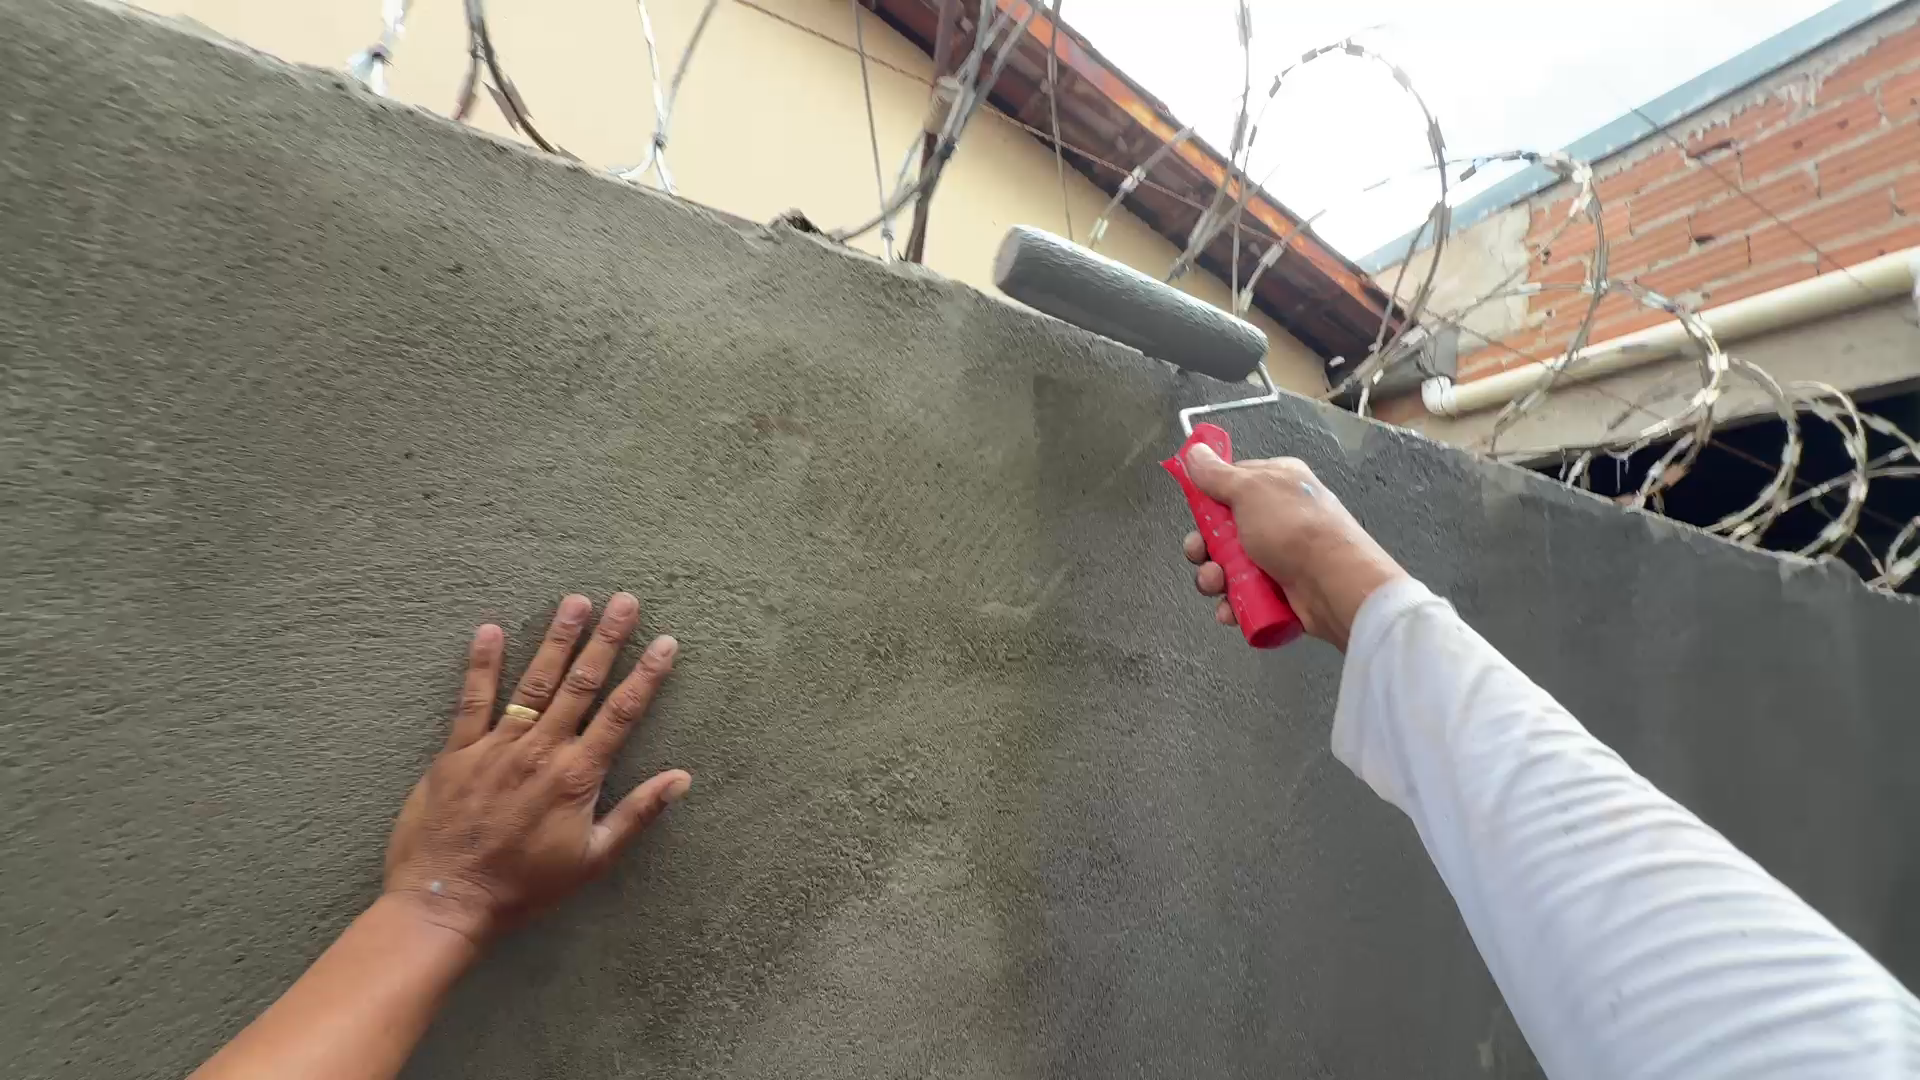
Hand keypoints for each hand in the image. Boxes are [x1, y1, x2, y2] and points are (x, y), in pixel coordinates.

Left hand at [383, 593, 691, 944]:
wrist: (443, 907)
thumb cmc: (526, 887)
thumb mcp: (595, 858)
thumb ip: (638, 813)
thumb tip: (682, 778)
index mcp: (577, 775)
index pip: (622, 712)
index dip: (646, 675)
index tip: (665, 643)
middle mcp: (541, 750)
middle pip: (581, 684)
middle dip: (607, 639)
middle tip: (624, 601)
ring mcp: (497, 747)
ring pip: (535, 682)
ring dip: (557, 640)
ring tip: (576, 603)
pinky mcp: (456, 754)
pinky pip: (472, 702)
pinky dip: (482, 665)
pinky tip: (490, 631)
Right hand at [1180, 445, 1406, 649]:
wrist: (1333, 584)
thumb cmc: (1295, 529)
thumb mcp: (1249, 490)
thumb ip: (1216, 473)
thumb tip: (1194, 451)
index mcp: (1275, 483)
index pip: (1230, 484)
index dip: (1208, 500)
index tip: (1196, 512)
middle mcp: (1276, 516)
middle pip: (1221, 529)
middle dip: (1204, 546)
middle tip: (1201, 554)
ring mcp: (1277, 554)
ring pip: (1226, 564)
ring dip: (1213, 577)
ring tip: (1218, 583)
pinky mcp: (1277, 588)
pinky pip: (1242, 593)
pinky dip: (1231, 602)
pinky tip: (1229, 607)